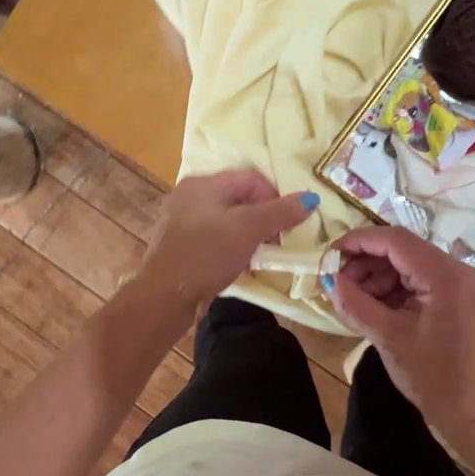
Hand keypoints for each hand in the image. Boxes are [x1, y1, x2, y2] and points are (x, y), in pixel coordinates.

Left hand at [140, 169, 317, 309]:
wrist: (164, 296)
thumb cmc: (207, 254)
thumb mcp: (248, 230)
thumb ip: (280, 212)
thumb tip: (310, 198)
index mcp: (204, 183)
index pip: (252, 178)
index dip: (275, 197)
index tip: (286, 225)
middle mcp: (189, 194)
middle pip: (238, 197)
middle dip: (262, 218)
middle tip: (275, 242)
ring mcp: (180, 220)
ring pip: (226, 219)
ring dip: (247, 235)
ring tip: (257, 256)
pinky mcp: (177, 244)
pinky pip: (212, 237)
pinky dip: (229, 246)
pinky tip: (235, 265)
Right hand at [326, 227, 474, 441]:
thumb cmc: (435, 378)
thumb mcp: (389, 339)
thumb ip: (355, 303)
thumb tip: (327, 280)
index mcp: (446, 275)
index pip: (395, 240)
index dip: (358, 241)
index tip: (329, 254)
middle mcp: (459, 270)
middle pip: (403, 250)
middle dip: (366, 262)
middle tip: (338, 282)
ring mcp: (462, 285)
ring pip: (410, 265)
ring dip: (378, 276)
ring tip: (353, 298)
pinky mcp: (460, 299)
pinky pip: (421, 281)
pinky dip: (395, 289)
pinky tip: (374, 306)